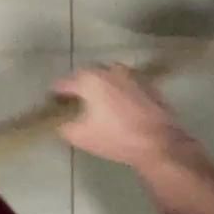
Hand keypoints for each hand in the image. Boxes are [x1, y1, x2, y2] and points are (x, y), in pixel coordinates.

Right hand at [53, 63, 198, 171]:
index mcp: (88, 80)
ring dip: (98, 81)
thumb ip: (62, 125)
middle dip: (76, 83)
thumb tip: (58, 121)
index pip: (63, 83)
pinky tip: (118, 101)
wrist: (160, 143)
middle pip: (84, 73)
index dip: (55, 93)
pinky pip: (124, 79)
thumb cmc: (116, 138)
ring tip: (96, 97)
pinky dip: (117, 86)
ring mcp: (129, 74)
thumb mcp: (80, 136)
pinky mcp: (146, 82)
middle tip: (73, 99)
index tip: (53, 102)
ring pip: (106, 73)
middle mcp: (108, 70)